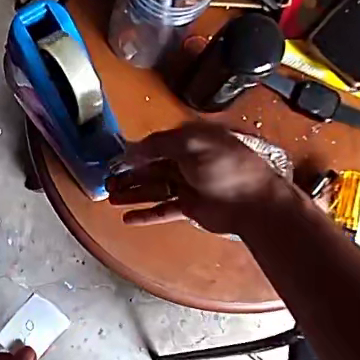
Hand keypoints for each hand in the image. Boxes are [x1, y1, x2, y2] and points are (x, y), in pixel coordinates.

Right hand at [105, 122, 298, 234]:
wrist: (252, 202)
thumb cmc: (226, 167)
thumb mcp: (191, 143)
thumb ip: (159, 144)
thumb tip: (133, 150)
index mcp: (190, 140)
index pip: (156, 144)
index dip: (134, 152)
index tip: (115, 160)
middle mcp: (188, 161)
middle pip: (151, 168)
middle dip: (128, 175)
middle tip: (107, 182)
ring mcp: (188, 185)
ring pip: (153, 188)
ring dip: (132, 193)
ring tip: (110, 197)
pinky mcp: (190, 207)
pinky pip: (163, 210)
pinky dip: (146, 214)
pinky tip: (127, 218)